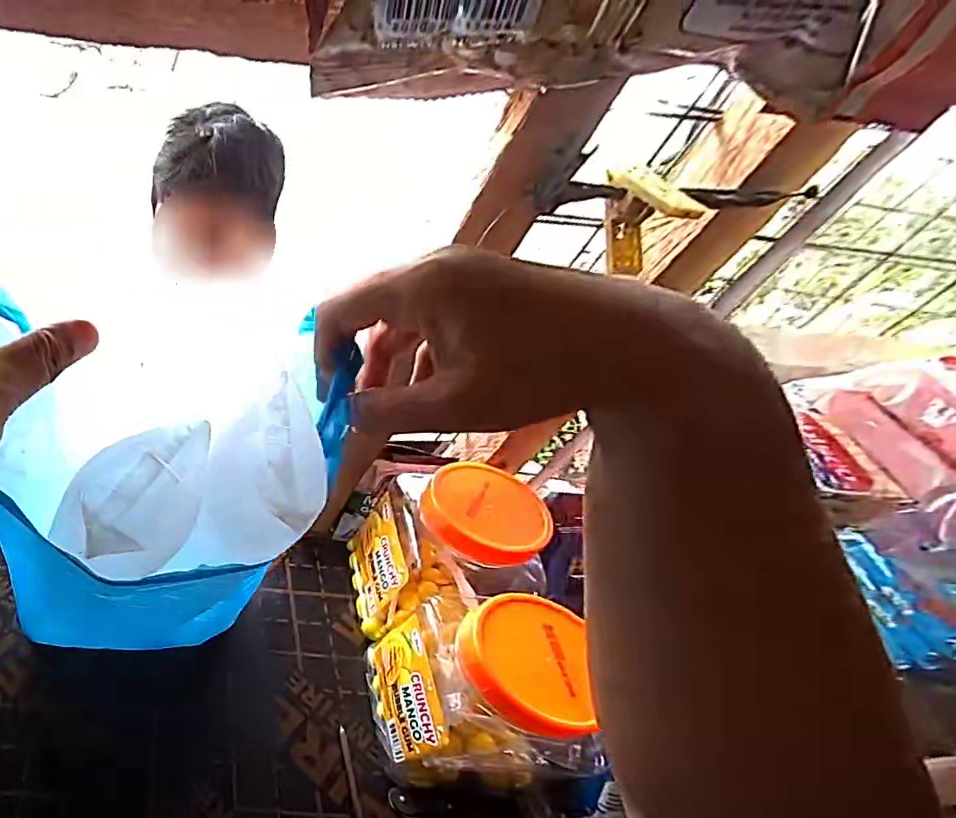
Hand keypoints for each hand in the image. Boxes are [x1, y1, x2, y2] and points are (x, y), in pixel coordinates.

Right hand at [313, 247, 766, 436]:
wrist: (634, 343)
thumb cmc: (539, 373)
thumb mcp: (452, 405)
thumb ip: (386, 412)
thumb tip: (348, 413)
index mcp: (420, 286)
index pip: (337, 311)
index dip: (321, 356)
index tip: (331, 396)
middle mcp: (434, 266)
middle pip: (365, 311)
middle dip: (352, 361)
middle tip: (354, 402)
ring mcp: (461, 271)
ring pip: (396, 316)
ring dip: (385, 360)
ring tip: (391, 403)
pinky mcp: (482, 282)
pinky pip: (427, 314)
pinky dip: (416, 350)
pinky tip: (430, 386)